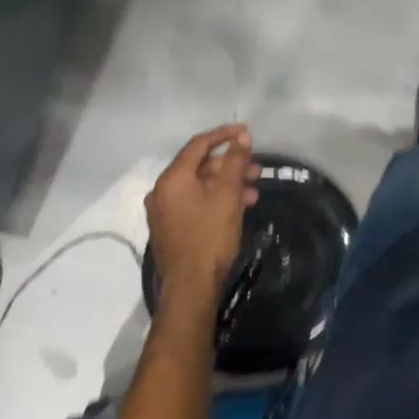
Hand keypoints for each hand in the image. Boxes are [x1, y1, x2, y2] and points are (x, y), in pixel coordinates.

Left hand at [145, 125, 259, 320]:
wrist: (191, 287)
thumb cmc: (210, 236)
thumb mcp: (228, 194)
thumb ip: (235, 161)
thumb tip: (241, 137)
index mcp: (172, 179)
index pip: (198, 145)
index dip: (224, 134)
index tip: (247, 132)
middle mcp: (162, 191)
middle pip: (200, 166)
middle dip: (230, 164)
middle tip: (256, 168)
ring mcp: (164, 211)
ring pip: (200, 185)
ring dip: (227, 184)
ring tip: (253, 191)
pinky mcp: (170, 228)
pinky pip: (195, 202)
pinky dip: (217, 199)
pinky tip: (239, 207)